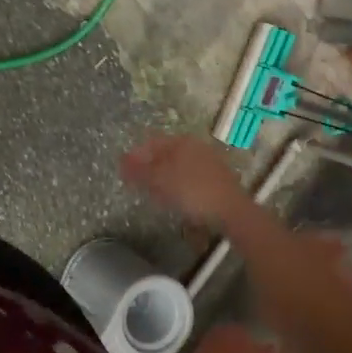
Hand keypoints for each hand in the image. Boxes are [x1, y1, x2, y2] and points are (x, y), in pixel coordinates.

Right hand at [120, 134, 248, 223]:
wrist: (231, 210)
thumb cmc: (191, 191)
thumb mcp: (158, 180)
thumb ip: (138, 170)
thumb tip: (120, 161)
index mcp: (180, 141)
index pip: (150, 143)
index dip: (134, 157)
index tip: (124, 173)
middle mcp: (195, 146)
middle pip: (165, 154)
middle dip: (149, 168)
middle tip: (138, 185)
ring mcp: (209, 161)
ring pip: (178, 166)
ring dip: (163, 179)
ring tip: (155, 195)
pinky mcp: (218, 178)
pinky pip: (190, 177)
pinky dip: (178, 185)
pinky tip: (175, 200)